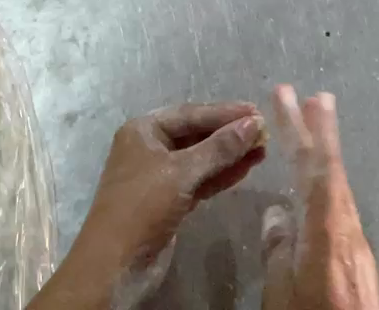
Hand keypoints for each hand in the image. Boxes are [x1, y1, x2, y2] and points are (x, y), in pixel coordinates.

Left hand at [32, 102, 266, 308]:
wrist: (114, 267)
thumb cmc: (141, 207)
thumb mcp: (180, 172)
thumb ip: (218, 148)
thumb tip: (254, 123)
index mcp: (144, 130)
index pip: (191, 113)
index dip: (224, 113)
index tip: (257, 111)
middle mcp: (151, 147)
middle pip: (196, 134)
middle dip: (229, 134)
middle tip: (264, 130)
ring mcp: (160, 176)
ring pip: (201, 159)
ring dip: (229, 155)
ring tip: (262, 149)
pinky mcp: (170, 201)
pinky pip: (200, 180)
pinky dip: (221, 175)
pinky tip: (245, 169)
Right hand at [261, 86, 378, 309]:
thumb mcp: (282, 292)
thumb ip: (279, 249)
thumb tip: (276, 213)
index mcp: (328, 229)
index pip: (315, 167)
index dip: (304, 129)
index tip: (292, 96)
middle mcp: (348, 229)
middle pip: (331, 171)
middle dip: (319, 131)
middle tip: (313, 95)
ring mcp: (357, 247)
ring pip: (338, 188)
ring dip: (325, 154)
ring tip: (316, 125)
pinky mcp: (358, 265)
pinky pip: (339, 209)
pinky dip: (326, 184)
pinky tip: (317, 186)